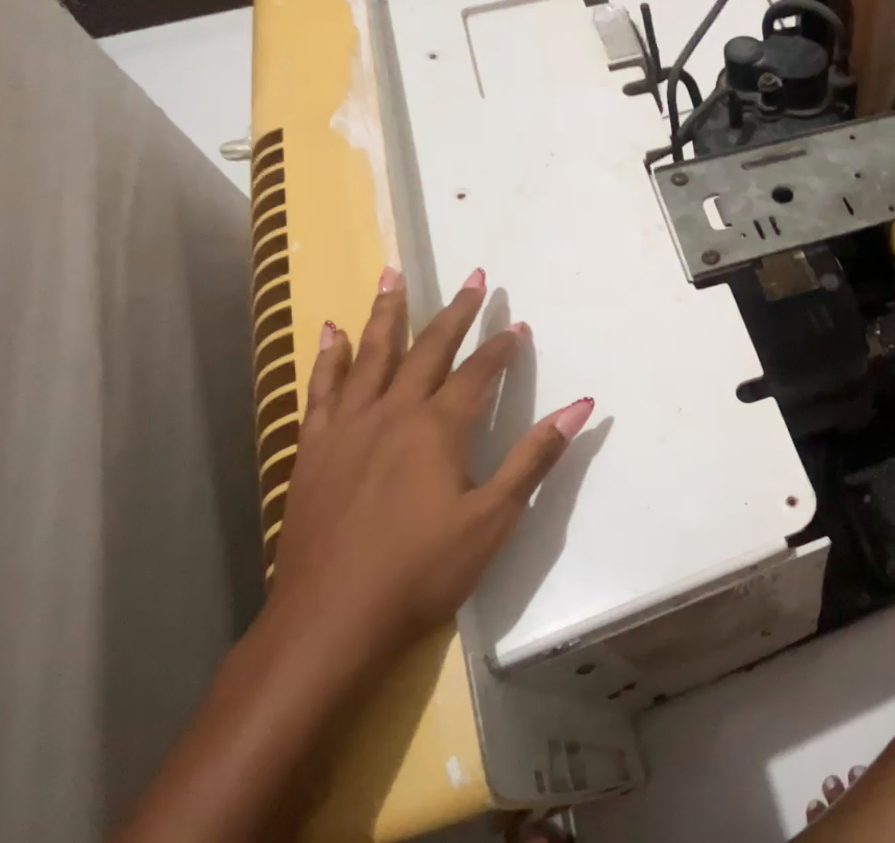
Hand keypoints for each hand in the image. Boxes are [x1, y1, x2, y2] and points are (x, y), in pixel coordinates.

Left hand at [266, 266, 594, 661]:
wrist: (330, 619)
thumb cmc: (423, 570)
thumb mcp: (494, 517)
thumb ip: (535, 456)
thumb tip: (581, 406)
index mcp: (438, 429)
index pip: (478, 373)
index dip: (501, 348)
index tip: (517, 324)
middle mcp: (391, 414)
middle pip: (426, 351)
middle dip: (453, 313)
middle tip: (471, 277)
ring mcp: (346, 430)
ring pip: (368, 357)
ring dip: (385, 315)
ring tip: (391, 276)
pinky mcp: (314, 451)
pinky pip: (320, 390)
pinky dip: (328, 358)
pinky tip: (330, 334)